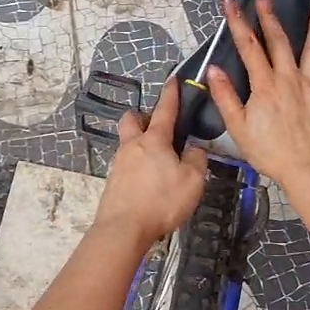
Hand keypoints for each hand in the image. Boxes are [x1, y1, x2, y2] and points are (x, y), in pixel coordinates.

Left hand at [96, 77, 209, 243]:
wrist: (123, 228)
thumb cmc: (161, 201)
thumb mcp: (192, 181)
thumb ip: (196, 160)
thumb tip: (193, 149)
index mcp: (154, 140)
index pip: (165, 110)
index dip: (170, 94)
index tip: (172, 80)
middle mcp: (133, 146)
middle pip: (132, 120)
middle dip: (143, 117)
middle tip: (158, 126)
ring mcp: (119, 163)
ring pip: (128, 142)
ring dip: (141, 143)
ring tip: (159, 160)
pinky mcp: (113, 182)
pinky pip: (127, 164)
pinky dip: (138, 165)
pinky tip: (149, 180)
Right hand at [207, 0, 309, 187]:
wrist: (309, 170)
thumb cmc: (269, 152)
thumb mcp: (239, 127)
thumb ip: (226, 97)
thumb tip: (214, 69)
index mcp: (265, 85)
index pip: (248, 46)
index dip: (237, 21)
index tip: (231, 1)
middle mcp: (290, 79)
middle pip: (280, 40)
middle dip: (270, 15)